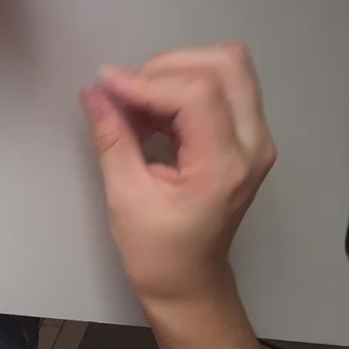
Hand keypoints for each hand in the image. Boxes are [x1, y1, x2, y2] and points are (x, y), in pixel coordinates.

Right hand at [80, 44, 275, 319]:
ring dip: (176, 74)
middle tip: (126, 93)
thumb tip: (93, 94)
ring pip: (228, 70)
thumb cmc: (157, 253)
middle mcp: (253, 143)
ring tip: (136, 104)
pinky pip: (222, 90)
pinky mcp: (245, 138)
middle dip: (168, 66)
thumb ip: (113, 139)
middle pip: (226, 65)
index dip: (146, 82)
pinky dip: (182, 89)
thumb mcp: (126, 197)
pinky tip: (150, 114)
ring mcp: (255, 138)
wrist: (189, 284)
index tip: (105, 87)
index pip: (196, 94)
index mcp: (225, 165)